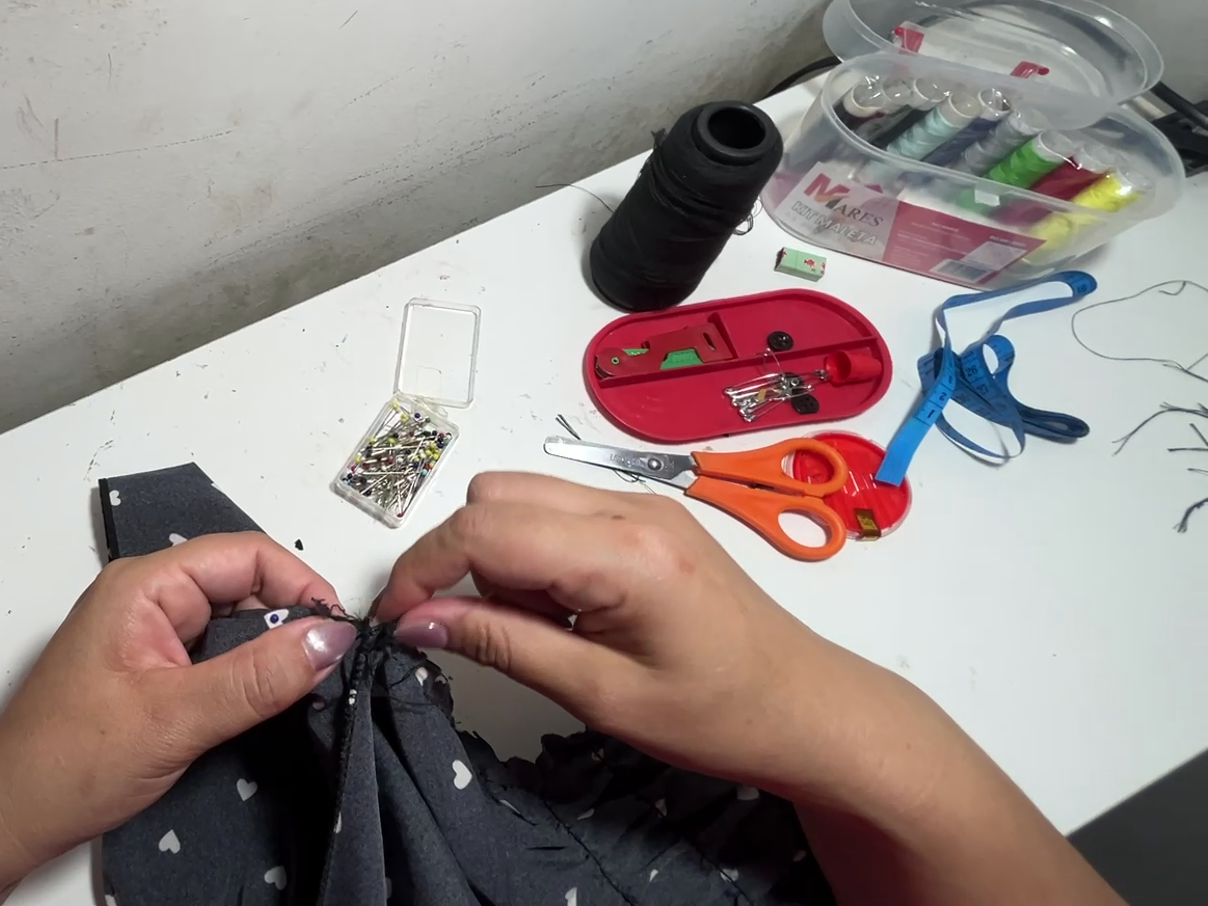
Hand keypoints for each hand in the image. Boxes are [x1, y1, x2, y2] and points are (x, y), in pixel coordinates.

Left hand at [0, 533, 356, 879]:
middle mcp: (151, 595)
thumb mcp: (174, 718)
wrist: (8, 817)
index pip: (242, 555)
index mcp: (145, 584)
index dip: (297, 583)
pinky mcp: (156, 664)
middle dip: (288, 619)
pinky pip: (217, 651)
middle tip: (328, 667)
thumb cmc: (70, 761)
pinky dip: (248, 670)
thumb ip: (257, 677)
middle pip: (241, 584)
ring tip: (304, 686)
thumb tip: (332, 637)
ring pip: (233, 620)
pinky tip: (267, 698)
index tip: (337, 630)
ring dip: (269, 649)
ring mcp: (152, 630)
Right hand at [372, 472, 1125, 905]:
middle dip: (457, 558)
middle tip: (469, 625)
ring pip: (513, 495)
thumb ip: (500, 645)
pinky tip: (555, 599)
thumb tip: (415, 623)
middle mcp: (626, 504)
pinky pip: (547, 507)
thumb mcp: (600, 696)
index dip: (424, 568)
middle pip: (491, 497)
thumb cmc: (718, 717)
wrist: (818, 710)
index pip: (485, 529)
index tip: (396, 617)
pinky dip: (524, 548)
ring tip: (528, 617)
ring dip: (491, 552)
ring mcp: (634, 499)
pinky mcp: (636, 509)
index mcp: (624, 551)